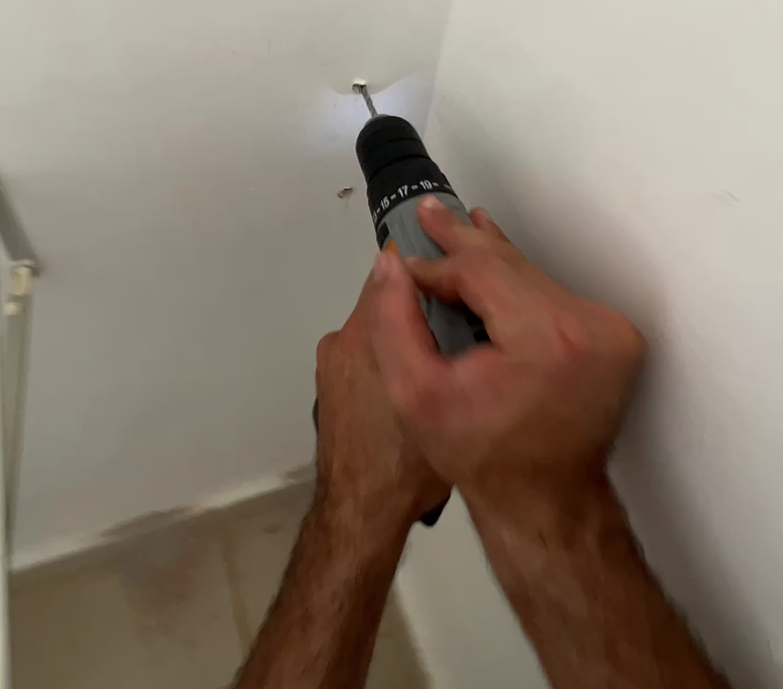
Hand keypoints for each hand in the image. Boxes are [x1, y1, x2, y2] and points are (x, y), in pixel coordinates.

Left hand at [314, 255, 451, 534]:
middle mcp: (341, 342)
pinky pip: (361, 357)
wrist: (361, 511)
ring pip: (374, 333)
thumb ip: (443, 349)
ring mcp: (330, 366)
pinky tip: (407, 391)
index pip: (391, 276)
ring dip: (399, 338)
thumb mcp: (441, 400)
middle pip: (383, 304)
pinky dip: (381, 362)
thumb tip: (455, 315)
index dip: (422, 272)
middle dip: (415, 310)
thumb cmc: (407, 460)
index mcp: (366, 337)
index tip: (451, 276)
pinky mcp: (327, 388)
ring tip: (435, 365)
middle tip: (455, 326)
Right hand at [368, 197, 646, 513]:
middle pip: (509, 264)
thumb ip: (393, 321)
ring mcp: (609, 329)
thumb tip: (391, 262)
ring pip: (529, 274)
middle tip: (429, 211)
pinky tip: (493, 256)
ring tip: (455, 224)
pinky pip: (548, 291)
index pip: (481, 272)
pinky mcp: (613, 335)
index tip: (406, 267)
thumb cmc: (478, 455)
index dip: (437, 266)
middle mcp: (589, 325)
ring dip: (488, 257)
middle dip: (462, 242)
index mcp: (546, 338)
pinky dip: (514, 279)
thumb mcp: (414, 395)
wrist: (546, 500)